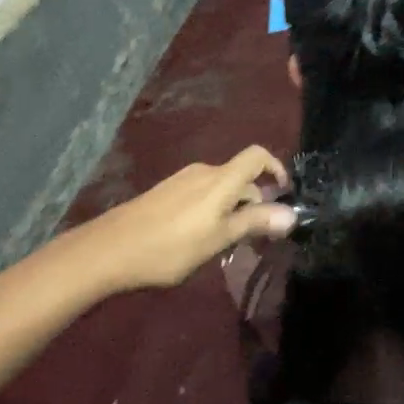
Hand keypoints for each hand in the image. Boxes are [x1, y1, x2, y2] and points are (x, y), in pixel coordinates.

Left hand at [76, 146, 295, 290]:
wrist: (111, 248)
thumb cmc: (171, 246)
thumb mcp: (218, 239)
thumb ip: (254, 223)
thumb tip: (292, 213)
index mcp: (221, 179)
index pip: (257, 155)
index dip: (276, 168)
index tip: (284, 194)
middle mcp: (205, 171)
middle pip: (240, 176)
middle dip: (256, 201)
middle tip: (259, 236)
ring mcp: (183, 180)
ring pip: (221, 188)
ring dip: (234, 209)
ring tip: (230, 243)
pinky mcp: (168, 191)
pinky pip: (203, 193)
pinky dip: (214, 209)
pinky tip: (202, 239)